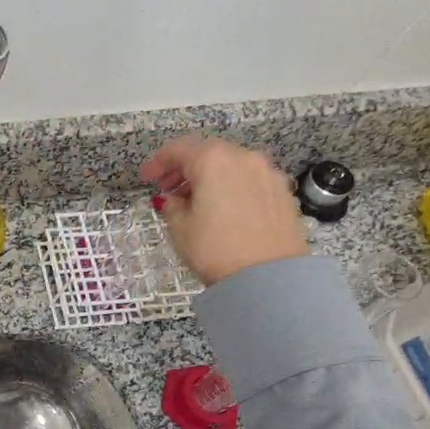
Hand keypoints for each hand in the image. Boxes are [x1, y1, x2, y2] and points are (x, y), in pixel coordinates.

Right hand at [139, 135, 308, 284]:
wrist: (270, 279)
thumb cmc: (216, 249)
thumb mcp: (179, 228)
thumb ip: (172, 206)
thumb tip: (175, 200)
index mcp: (213, 160)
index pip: (178, 149)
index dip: (158, 162)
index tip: (146, 178)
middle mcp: (244, 158)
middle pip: (208, 153)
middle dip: (185, 168)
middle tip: (168, 188)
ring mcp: (268, 175)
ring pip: (231, 166)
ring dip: (210, 177)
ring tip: (196, 201)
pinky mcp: (283, 194)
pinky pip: (250, 181)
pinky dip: (232, 187)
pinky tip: (224, 209)